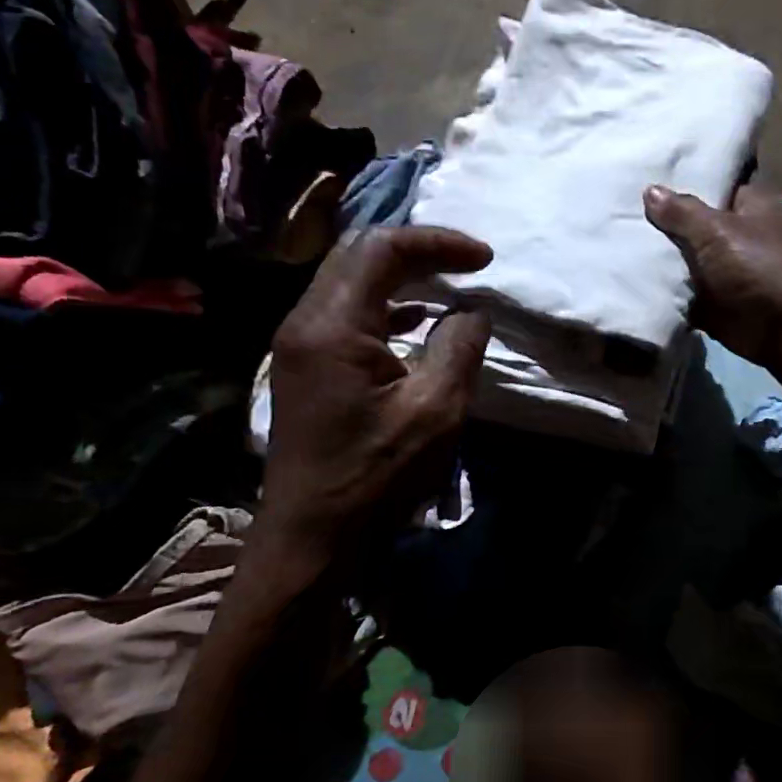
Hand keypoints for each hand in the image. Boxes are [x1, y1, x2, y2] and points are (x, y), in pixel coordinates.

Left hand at [258, 227, 493, 561]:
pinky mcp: (302, 368)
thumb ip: (458, 347)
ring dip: (399, 276)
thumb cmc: (374, 478)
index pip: (383, 248)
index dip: (438, 242)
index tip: (485, 258)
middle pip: (359, 256)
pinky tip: (415, 323)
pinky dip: (383, 307)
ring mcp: (297, 345)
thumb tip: (472, 309)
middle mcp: (305, 322)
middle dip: (417, 251)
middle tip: (466, 265)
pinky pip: (343, 315)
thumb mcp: (435, 412)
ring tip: (448, 285)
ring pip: (349, 283)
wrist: (312, 539)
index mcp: (332, 324)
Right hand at [643, 184, 781, 367]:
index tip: (648, 181)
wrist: (781, 330)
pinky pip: (684, 292)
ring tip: (621, 243)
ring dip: (662, 260)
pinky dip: (665, 291)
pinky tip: (632, 279)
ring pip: (688, 259)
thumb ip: (681, 212)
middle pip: (697, 224)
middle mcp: (742, 235)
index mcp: (753, 206)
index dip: (686, 181)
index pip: (718, 184)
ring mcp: (729, 270)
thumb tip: (650, 190)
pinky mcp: (716, 301)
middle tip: (626, 214)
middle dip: (666, 224)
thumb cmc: (755, 267)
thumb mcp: (715, 230)